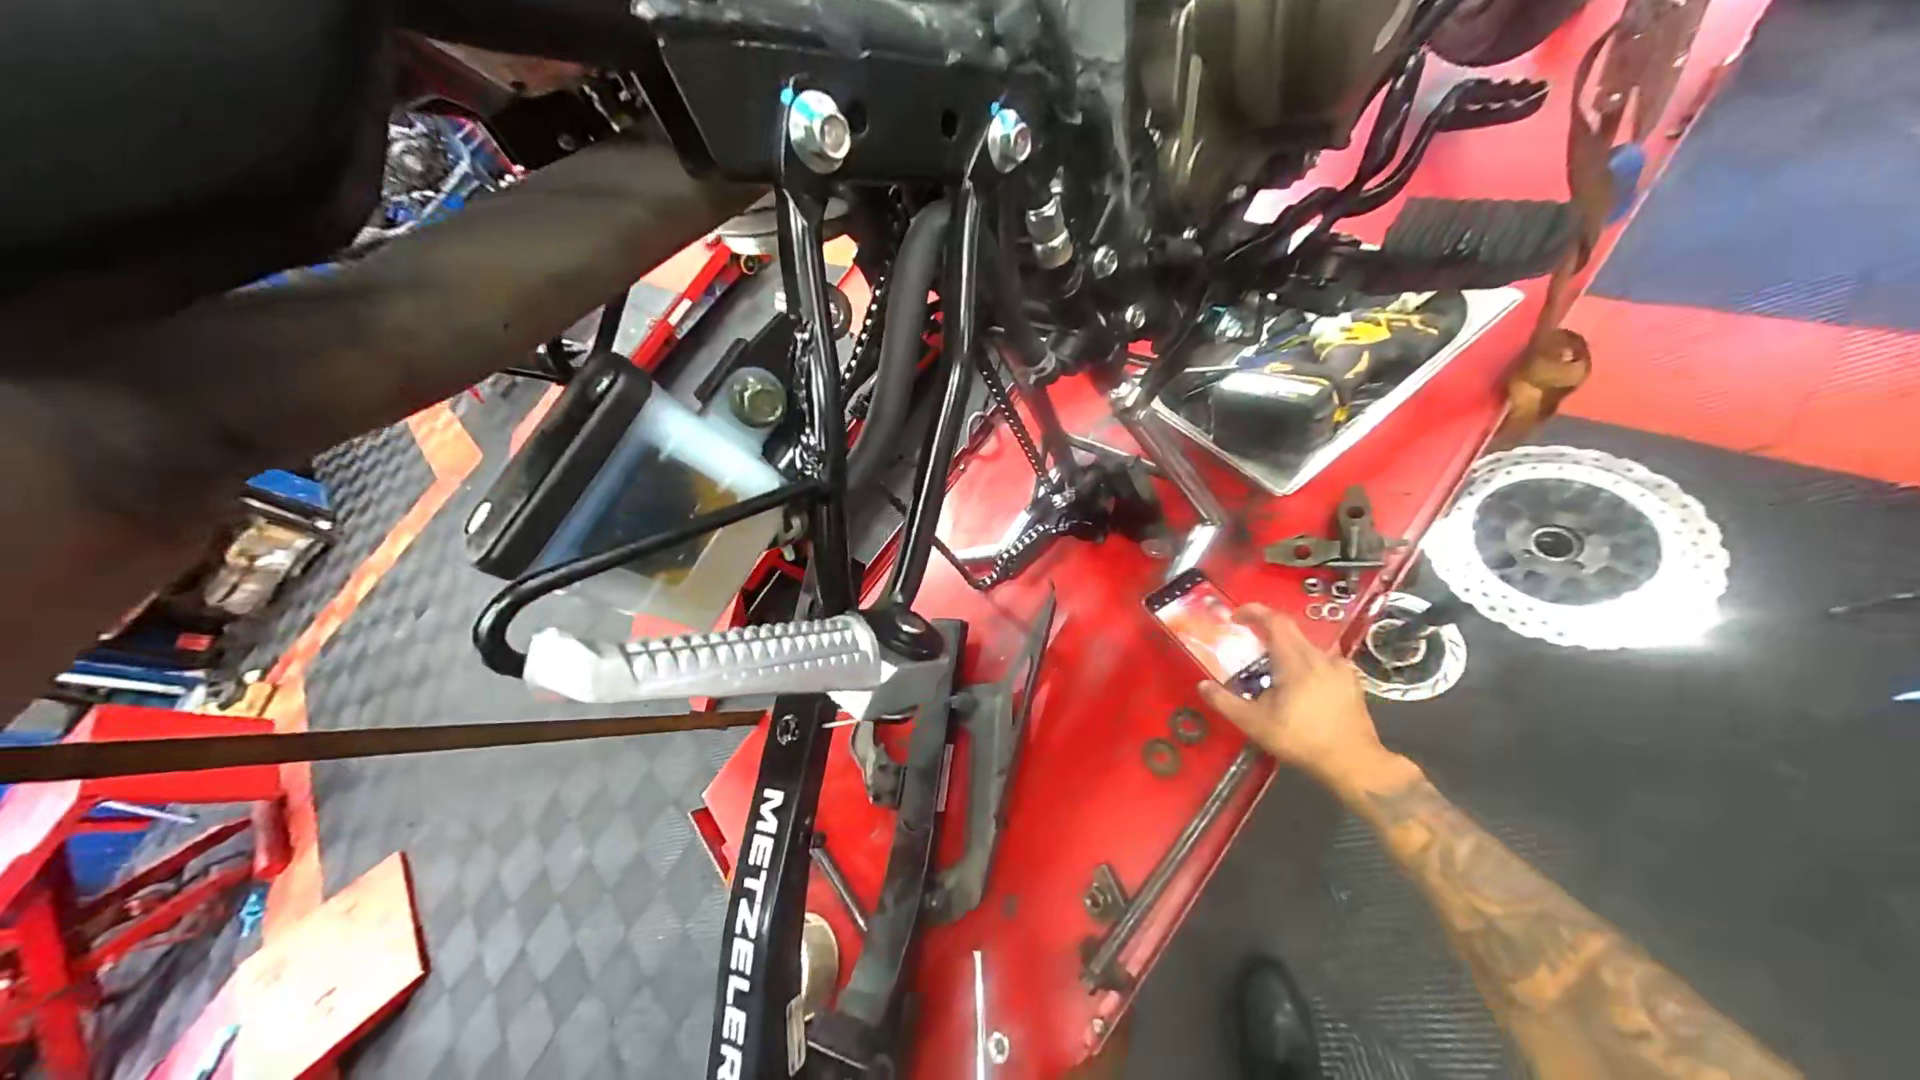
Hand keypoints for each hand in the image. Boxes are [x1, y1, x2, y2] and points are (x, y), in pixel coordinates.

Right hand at [1196, 604, 1401, 789]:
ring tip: (1272, 669)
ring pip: (1307, 647)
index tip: (1236, 615)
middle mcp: (1321, 657)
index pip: (1275, 621)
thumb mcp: (1255, 724)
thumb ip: (1225, 702)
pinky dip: (1305, 664)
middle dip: (1267, 631)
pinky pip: (1323, 662)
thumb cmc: (1302, 739)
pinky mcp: (1351, 682)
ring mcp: (1340, 669)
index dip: (1254, 612)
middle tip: (1249, 642)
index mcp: (1297, 660)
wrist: (1354, 763)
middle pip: (1291, 630)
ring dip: (1287, 649)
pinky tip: (1299, 686)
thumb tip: (1203, 686)